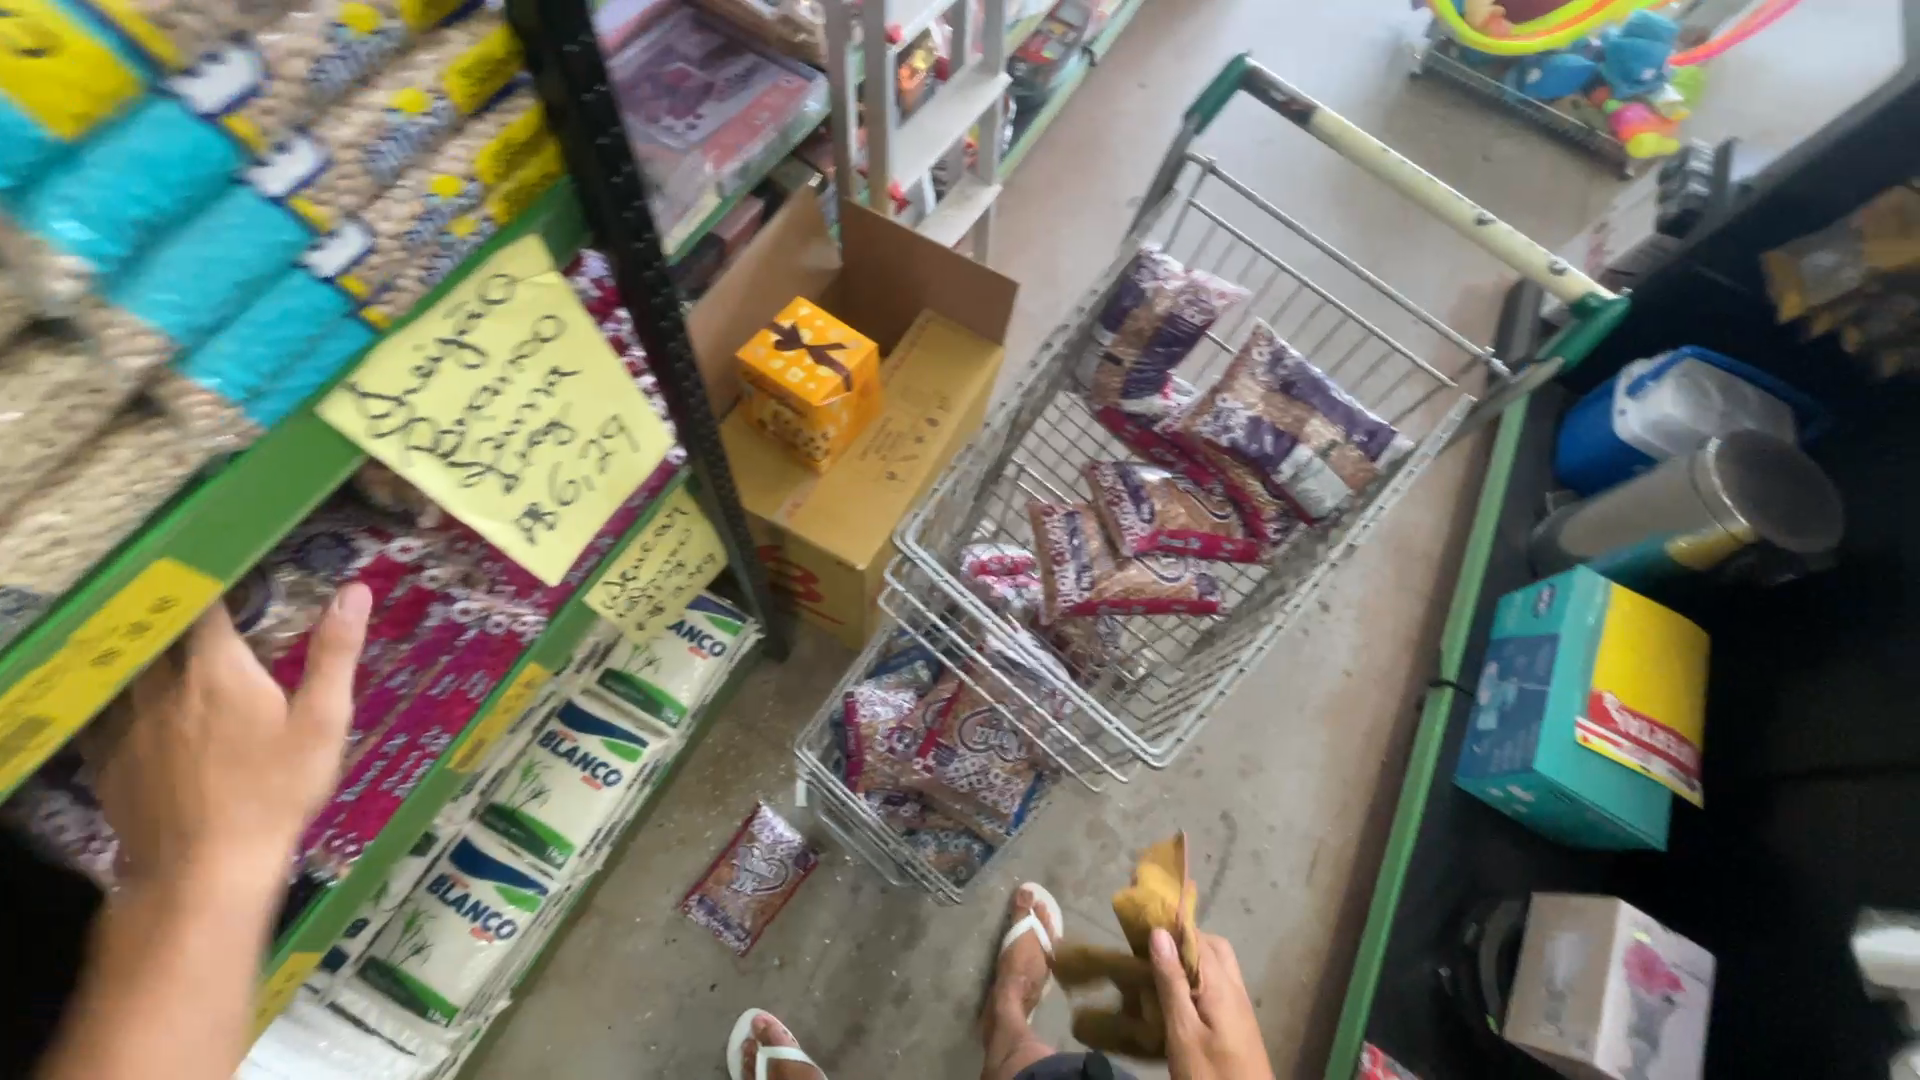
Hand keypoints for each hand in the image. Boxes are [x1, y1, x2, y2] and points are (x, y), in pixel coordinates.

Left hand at [97, 584, 370, 889]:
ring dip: (144, 652)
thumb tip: (354, 591)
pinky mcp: (104, 760)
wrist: (206, 865)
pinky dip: (120, 694)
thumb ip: (335, 653)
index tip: (224, 568)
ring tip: (169, 650)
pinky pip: (104, 710)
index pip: (203, 609)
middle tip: (199, 603)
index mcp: (217, 671)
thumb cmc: (278, 787)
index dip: (212, 583)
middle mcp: (160, 688)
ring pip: (124, 670)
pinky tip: (137, 703)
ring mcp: (123, 725)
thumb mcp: (324, 719)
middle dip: (176, 615)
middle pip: (156, 635)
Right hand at [1151, 927, 1275, 1079]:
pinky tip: (1179, 995)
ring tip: (1161, 968)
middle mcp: (1235, 988)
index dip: (1171, 920)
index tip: (1143, 913)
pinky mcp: (1239, 1025)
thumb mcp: (1183, 1033)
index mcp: (1221, 985)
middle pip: (1212, 946)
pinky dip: (1198, 977)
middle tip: (1152, 946)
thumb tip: (1160, 932)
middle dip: (1183, 937)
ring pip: (1218, 964)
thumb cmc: (1210, 1076)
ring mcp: (1240, 1007)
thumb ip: (1172, 982)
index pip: (1196, 936)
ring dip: (1192, 957)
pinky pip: (1219, 984)